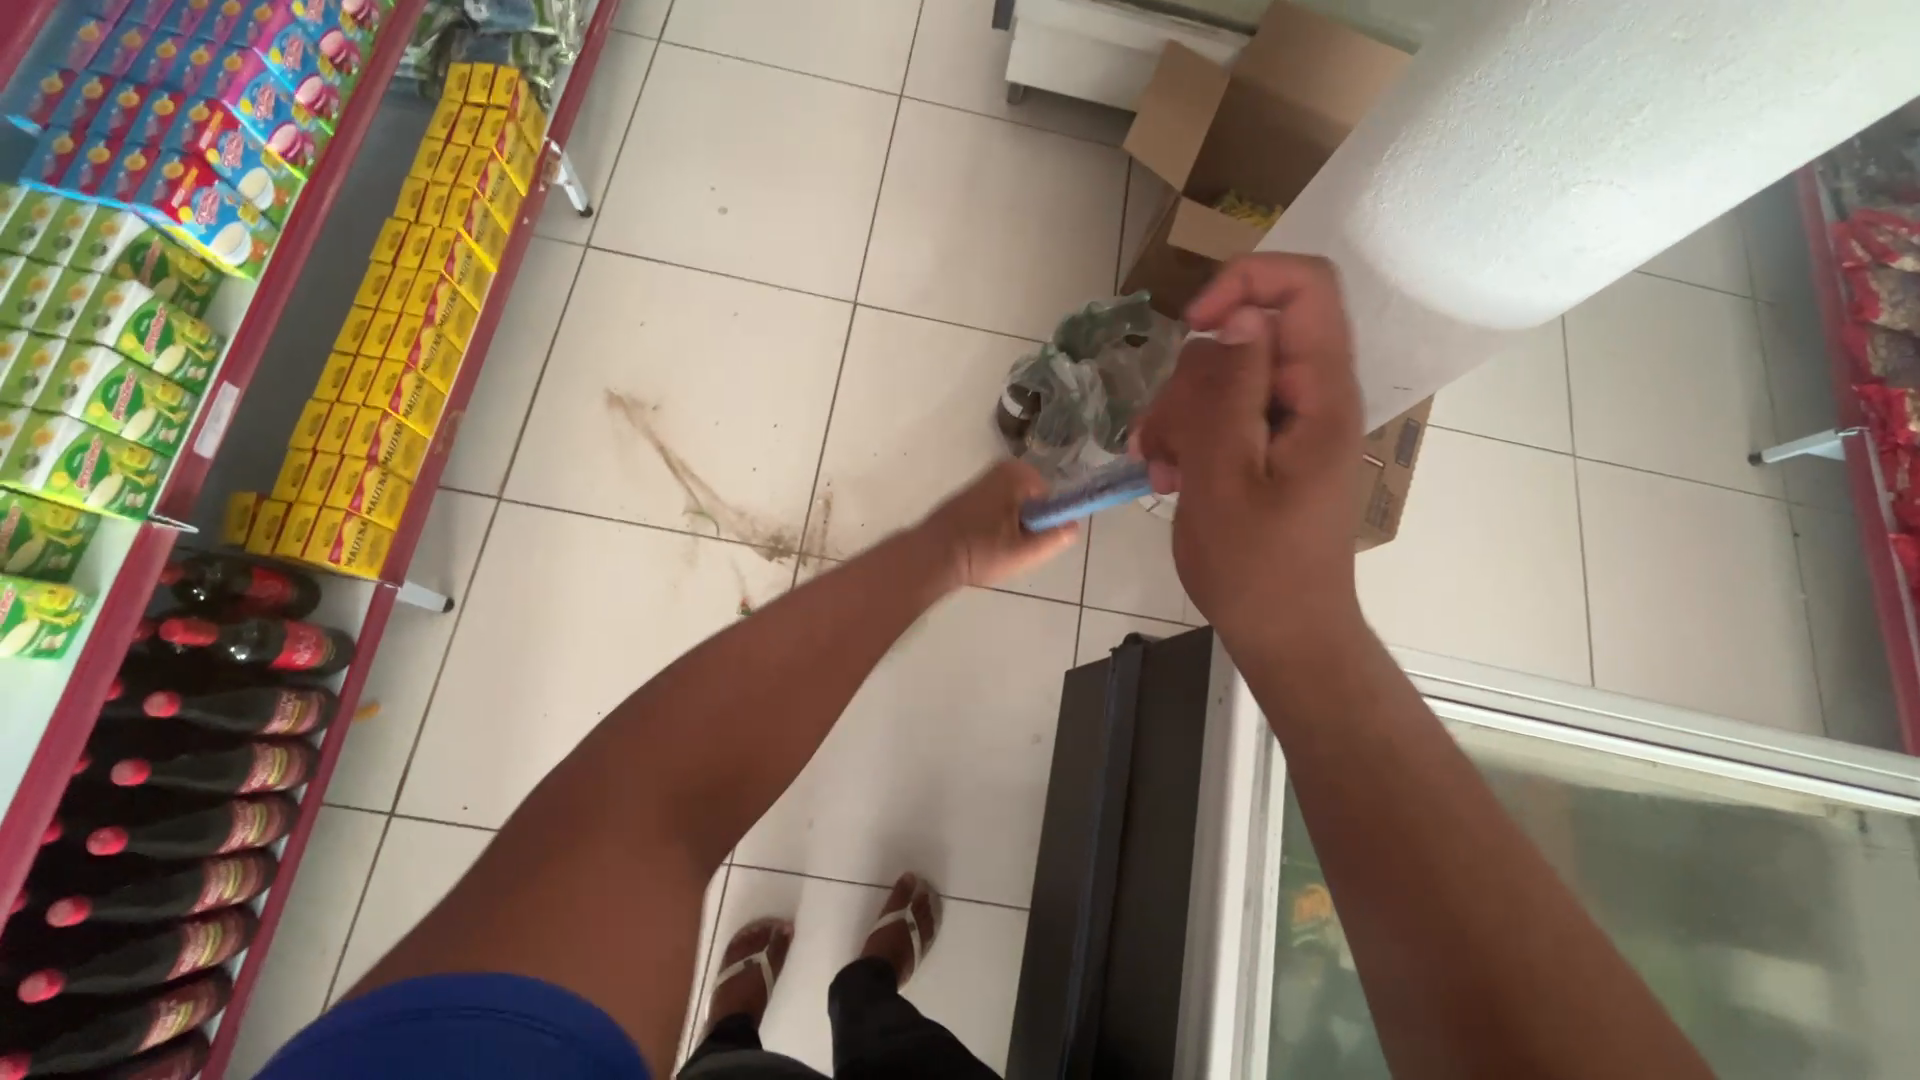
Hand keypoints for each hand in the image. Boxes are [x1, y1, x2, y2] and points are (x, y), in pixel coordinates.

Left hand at [913, 460, 1077, 589]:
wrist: (929, 556)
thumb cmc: (979, 553)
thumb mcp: (1024, 553)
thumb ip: (1055, 538)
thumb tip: (1075, 526)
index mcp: (1016, 474)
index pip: (1050, 498)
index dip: (1043, 522)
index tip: (1028, 541)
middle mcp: (998, 469)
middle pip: (1032, 501)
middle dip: (1026, 524)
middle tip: (1011, 547)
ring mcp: (981, 481)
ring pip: (1014, 507)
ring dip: (1010, 527)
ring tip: (994, 548)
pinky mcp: (967, 496)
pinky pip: (996, 509)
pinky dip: (994, 525)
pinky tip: (981, 543)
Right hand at [1133, 254, 1365, 642]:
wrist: (1284, 634)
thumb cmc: (1255, 568)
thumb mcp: (1225, 478)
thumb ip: (1229, 392)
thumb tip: (1239, 318)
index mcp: (1319, 396)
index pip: (1304, 287)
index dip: (1244, 283)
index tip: (1190, 327)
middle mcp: (1311, 397)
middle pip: (1244, 337)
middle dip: (1188, 380)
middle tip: (1158, 440)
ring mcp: (1289, 424)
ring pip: (1221, 378)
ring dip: (1177, 415)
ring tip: (1158, 469)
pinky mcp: (1267, 449)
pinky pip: (1220, 415)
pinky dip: (1186, 438)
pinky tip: (1167, 476)